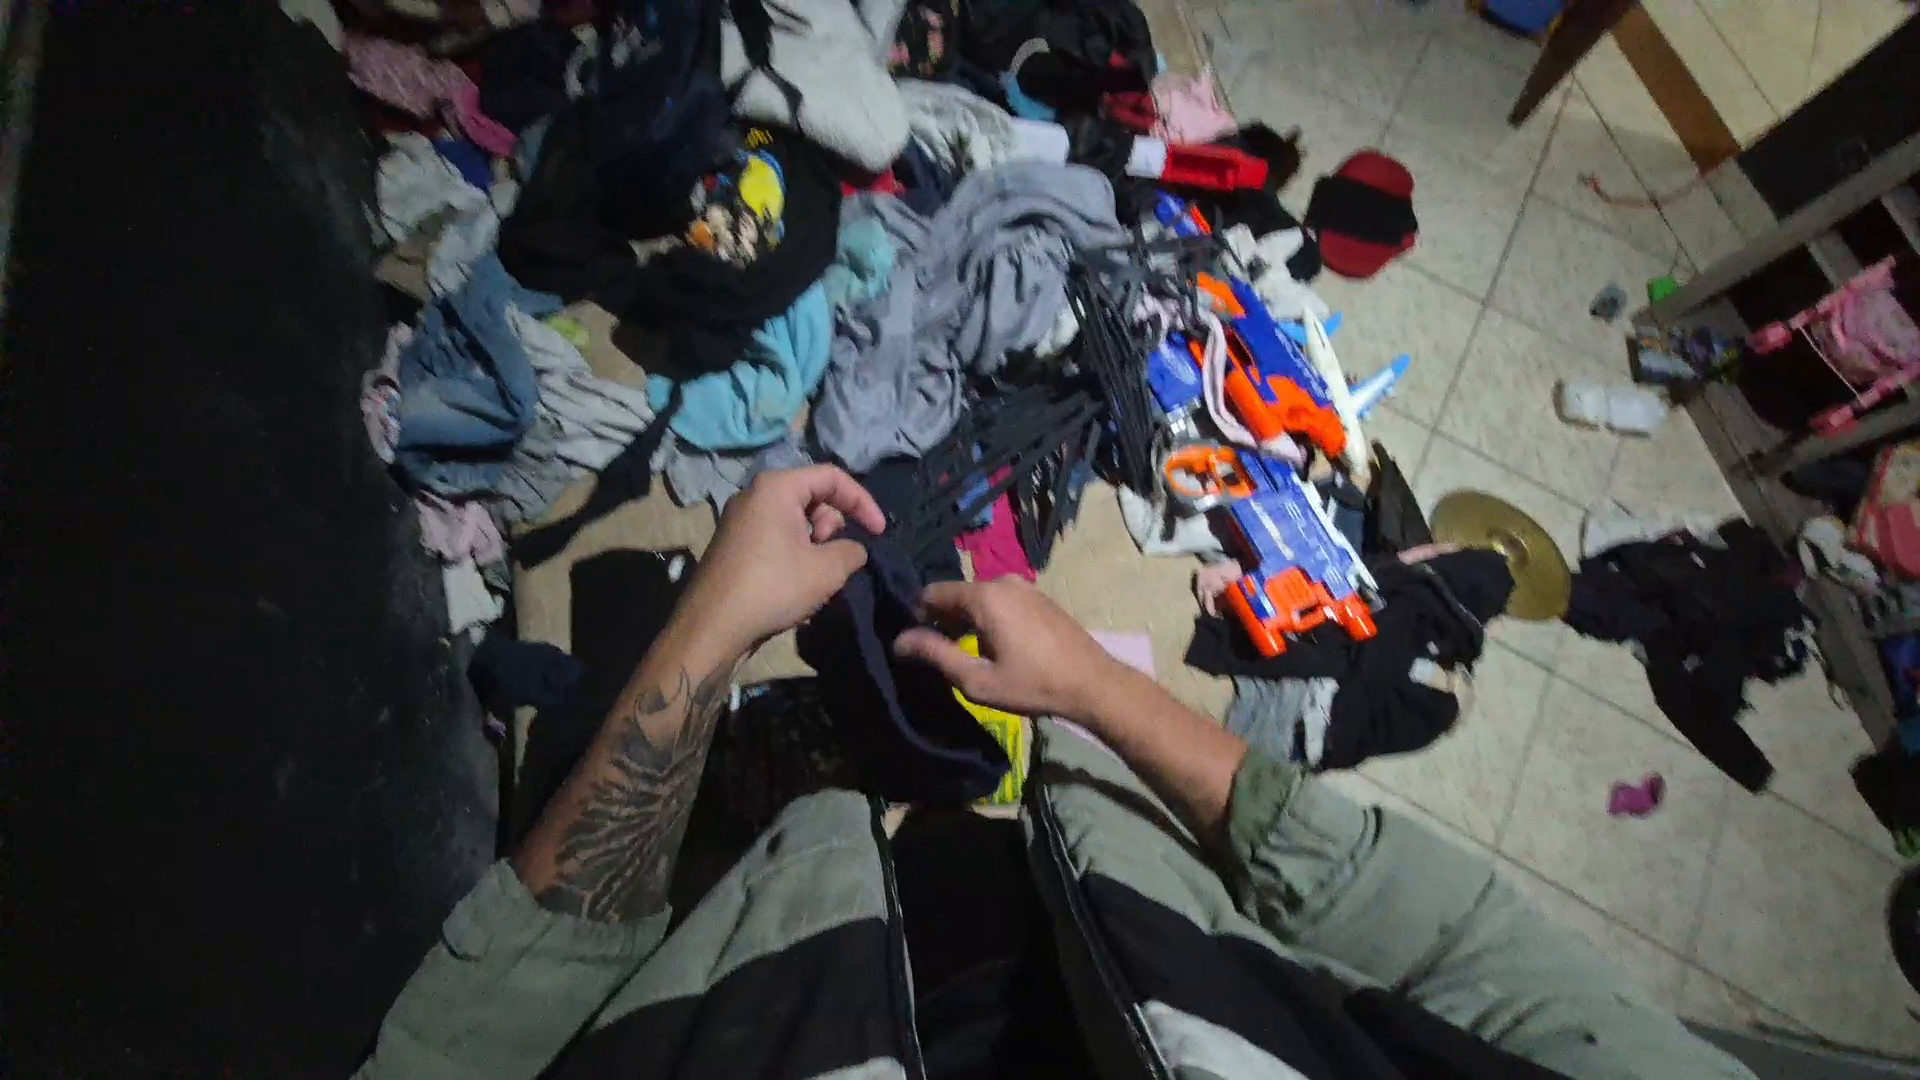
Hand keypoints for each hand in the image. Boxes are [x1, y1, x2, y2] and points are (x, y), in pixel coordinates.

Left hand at [675, 466, 886, 655]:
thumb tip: (853, 551)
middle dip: (834, 528)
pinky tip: (797, 586)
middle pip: (814, 498)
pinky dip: (797, 555)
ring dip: (817, 547)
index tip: (879, 533)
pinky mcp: (735, 546)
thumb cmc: (773, 587)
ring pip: (797, 522)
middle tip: (833, 561)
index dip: (863, 502)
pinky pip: (778, 538)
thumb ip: (852, 551)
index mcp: (776, 487)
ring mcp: (741, 521)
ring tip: (816, 579)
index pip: (833, 477)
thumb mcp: (828, 570)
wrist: (712, 628)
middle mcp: (755, 495)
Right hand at [892, 578, 1132, 720]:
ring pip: (980, 598)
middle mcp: (1003, 580)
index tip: (917, 644)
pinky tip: (997, 647)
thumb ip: (936, 655)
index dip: (918, 616)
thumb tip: (899, 640)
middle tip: (941, 654)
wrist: (1093, 684)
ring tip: (969, 654)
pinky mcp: (1040, 597)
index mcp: (984, 596)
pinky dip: (990, 618)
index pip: (933, 592)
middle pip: (957, 594)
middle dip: (944, 620)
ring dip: (968, 621)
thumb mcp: (977, 679)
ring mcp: (1025, 586)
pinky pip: (1001, 601)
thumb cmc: (1033, 684)